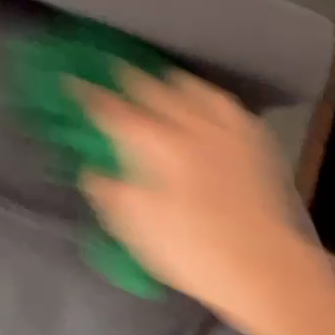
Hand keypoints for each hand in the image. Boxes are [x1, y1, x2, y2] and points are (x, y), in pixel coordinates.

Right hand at [77, 68, 327, 326]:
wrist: (262, 261)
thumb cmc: (193, 252)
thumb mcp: (139, 230)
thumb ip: (112, 193)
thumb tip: (94, 170)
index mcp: (159, 146)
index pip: (116, 111)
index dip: (91, 95)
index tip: (72, 81)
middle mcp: (191, 123)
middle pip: (154, 88)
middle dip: (129, 79)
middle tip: (113, 72)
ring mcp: (225, 124)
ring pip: (190, 86)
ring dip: (167, 82)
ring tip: (157, 82)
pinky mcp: (251, 132)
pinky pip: (221, 100)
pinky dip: (203, 95)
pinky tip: (201, 102)